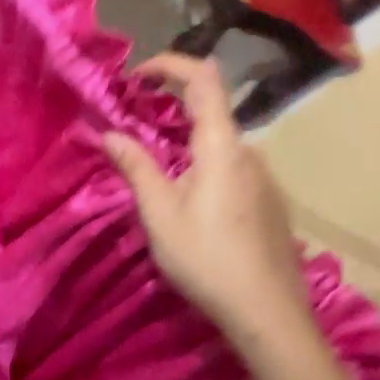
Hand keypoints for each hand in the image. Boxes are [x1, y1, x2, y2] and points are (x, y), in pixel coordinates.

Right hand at [102, 55, 307, 338]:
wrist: (269, 315)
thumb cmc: (207, 259)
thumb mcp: (159, 213)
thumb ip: (136, 167)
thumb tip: (109, 133)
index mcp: (222, 147)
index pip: (204, 80)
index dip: (171, 64)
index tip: (137, 74)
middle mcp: (250, 153)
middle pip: (211, 110)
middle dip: (170, 106)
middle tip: (132, 122)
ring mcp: (266, 178)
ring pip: (220, 142)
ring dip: (186, 139)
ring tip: (153, 163)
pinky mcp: (270, 203)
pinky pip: (232, 166)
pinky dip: (204, 162)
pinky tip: (188, 197)